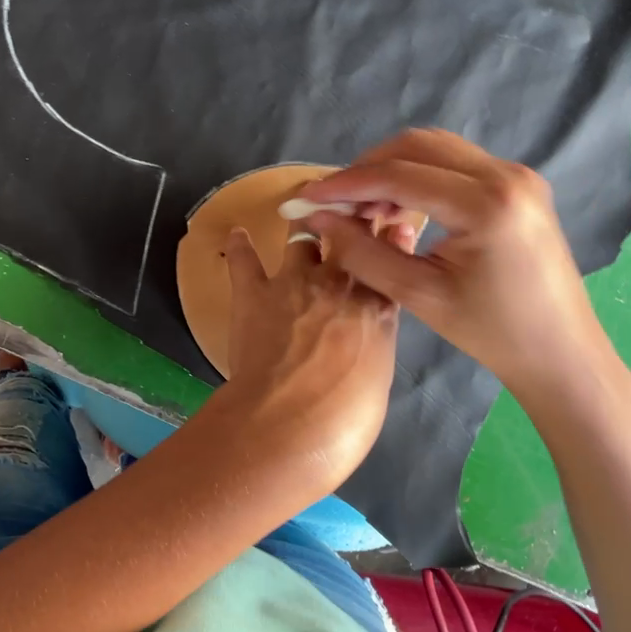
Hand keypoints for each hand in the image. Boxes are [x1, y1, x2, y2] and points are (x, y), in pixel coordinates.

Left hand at [216, 220, 405, 483]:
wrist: (290, 423)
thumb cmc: (345, 418)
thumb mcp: (378, 379)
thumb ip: (376, 344)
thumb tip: (369, 336)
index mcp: (378, 309)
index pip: (388, 262)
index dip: (390, 240)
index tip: (393, 225)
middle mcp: (341, 285)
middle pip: (351, 238)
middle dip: (354, 219)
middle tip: (352, 208)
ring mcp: (295, 284)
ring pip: (303, 239)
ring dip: (305, 226)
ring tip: (303, 214)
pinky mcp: (254, 293)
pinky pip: (245, 259)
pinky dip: (240, 245)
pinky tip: (237, 233)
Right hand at [298, 129, 618, 402]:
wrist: (560, 353)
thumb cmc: (491, 332)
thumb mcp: (417, 295)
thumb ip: (362, 251)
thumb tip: (316, 217)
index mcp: (486, 203)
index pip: (398, 174)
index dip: (344, 184)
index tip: (303, 198)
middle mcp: (506, 174)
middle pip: (415, 146)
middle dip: (365, 170)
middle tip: (332, 205)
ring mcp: (517, 175)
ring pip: (433, 149)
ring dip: (389, 170)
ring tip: (360, 210)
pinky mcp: (518, 184)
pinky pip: (453, 163)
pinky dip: (416, 177)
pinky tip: (396, 209)